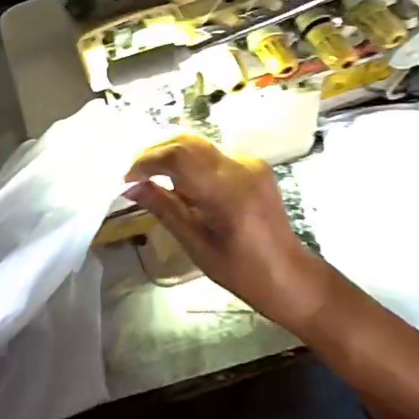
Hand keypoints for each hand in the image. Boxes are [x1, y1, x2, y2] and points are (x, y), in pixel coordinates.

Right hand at [125, 134, 333, 333]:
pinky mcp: (254, 165)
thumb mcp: (197, 245)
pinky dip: (190, 162)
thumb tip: (131, 187)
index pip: (178, 157)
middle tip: (135, 175)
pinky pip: (212, 153)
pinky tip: (182, 185)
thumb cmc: (242, 271)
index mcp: (228, 192)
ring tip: (153, 180)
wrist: (291, 275)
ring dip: (171, 156)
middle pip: (187, 143)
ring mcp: (250, 163)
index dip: (147, 162)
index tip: (128, 179)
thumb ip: (164, 209)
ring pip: (198, 145)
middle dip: (155, 154)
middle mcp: (241, 168)